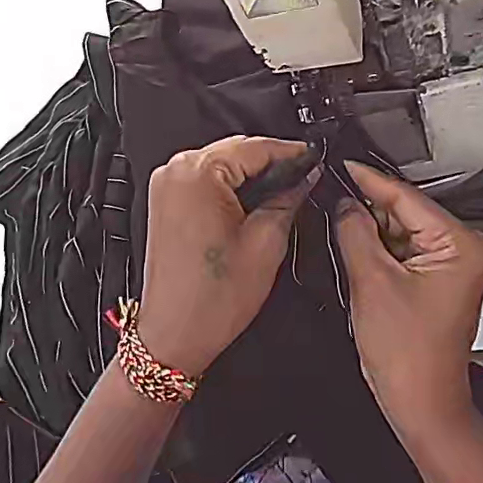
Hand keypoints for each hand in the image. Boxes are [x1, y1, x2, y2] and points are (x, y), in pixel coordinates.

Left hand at [136, 135, 317, 377]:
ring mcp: (167, 188)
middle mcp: (175, 173)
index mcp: (197, 174)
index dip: (293, 152)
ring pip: (223, 164)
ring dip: (254, 175)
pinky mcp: (167, 204)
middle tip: (306, 177)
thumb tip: (304, 177)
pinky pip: (207, 181)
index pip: (256, 146)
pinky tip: (255, 203)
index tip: (316, 159)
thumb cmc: (211, 299)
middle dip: (273, 162)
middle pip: (237, 151)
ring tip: (285, 193)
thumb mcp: (267, 242)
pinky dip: (233, 187)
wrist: (175, 335)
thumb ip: (289, 198)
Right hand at [333, 161, 482, 428]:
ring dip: (373, 232)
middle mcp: (466, 250)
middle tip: (334, 200)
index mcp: (462, 244)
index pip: (408, 198)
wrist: (420, 400)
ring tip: (344, 234)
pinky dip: (381, 250)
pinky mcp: (440, 278)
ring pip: (403, 231)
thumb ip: (355, 232)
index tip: (346, 166)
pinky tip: (360, 253)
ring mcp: (454, 264)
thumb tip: (346, 203)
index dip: (370, 181)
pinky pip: (406, 250)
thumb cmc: (410, 356)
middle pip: (407, 213)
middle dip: (369, 209)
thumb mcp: (372, 282)